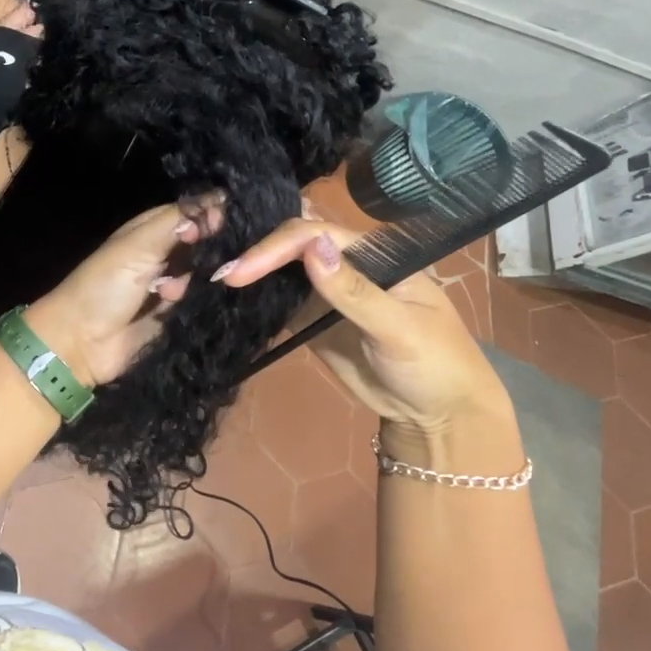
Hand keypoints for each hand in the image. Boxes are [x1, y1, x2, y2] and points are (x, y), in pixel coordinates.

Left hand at [24, 203, 207, 386]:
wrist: (82, 344)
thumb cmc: (103, 287)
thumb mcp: (137, 247)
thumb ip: (175, 223)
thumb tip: (218, 199)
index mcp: (148, 230)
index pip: (189, 212)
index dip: (211, 213)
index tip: (236, 220)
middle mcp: (162, 254)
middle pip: (202, 244)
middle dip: (211, 250)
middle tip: (204, 262)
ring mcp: (171, 287)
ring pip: (206, 274)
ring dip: (201, 281)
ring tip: (172, 293)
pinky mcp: (178, 316)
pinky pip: (203, 304)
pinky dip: (204, 304)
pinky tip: (192, 306)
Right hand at [216, 218, 513, 435]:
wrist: (436, 415)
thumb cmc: (435, 365)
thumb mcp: (399, 328)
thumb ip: (354, 289)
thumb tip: (311, 245)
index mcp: (371, 253)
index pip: (311, 235)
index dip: (273, 248)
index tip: (240, 272)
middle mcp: (344, 262)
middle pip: (290, 241)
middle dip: (254, 250)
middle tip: (218, 272)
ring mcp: (325, 289)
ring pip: (281, 264)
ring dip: (250, 266)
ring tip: (213, 276)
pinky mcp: (311, 315)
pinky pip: (278, 296)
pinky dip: (255, 292)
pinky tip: (229, 293)